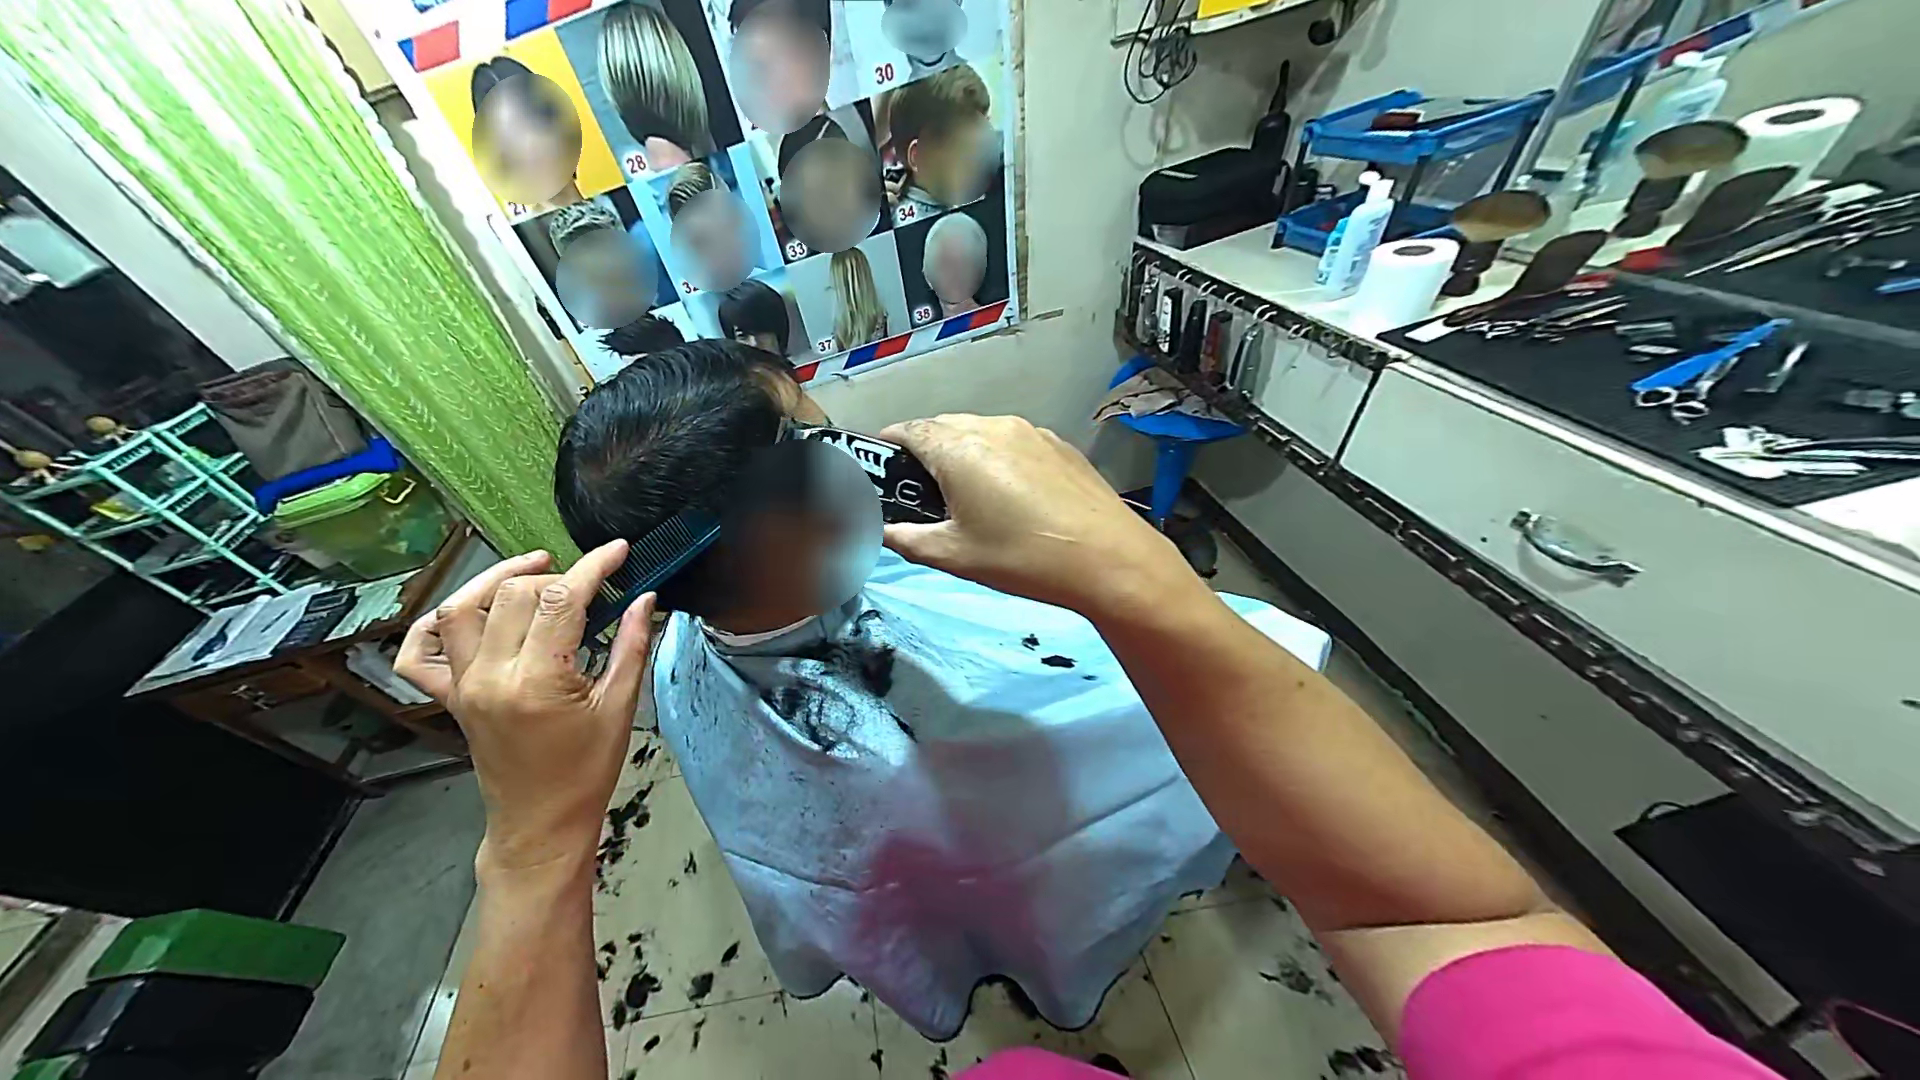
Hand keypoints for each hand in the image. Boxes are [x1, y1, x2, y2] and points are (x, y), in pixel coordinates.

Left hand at [395, 541, 654, 871]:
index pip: (562, 599)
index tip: (618, 550)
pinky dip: (439, 620)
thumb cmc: (588, 769)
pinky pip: (421, 650)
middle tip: (590, 582)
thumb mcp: (621, 705)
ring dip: (499, 580)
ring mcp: (462, 685)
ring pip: (462, 608)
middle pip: (514, 594)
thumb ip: (632, 644)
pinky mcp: (448, 696)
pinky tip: (473, 608)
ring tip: (536, 570)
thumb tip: (645, 598)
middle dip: (557, 575)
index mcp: (539, 681)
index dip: (594, 566)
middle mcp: (490, 676)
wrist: (541, 821)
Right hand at [879, 414, 1199, 618]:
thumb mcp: (954, 556)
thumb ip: (907, 539)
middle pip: (943, 427)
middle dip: (924, 450)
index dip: (887, 445)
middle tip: (922, 490)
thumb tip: (881, 531)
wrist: (1108, 558)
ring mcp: (1031, 432)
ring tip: (967, 493)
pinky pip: (1014, 441)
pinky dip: (998, 457)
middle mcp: (992, 427)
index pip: (907, 430)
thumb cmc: (1022, 557)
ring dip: (963, 452)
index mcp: (958, 449)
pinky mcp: (1059, 445)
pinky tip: (1011, 493)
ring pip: (981, 431)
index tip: (880, 466)